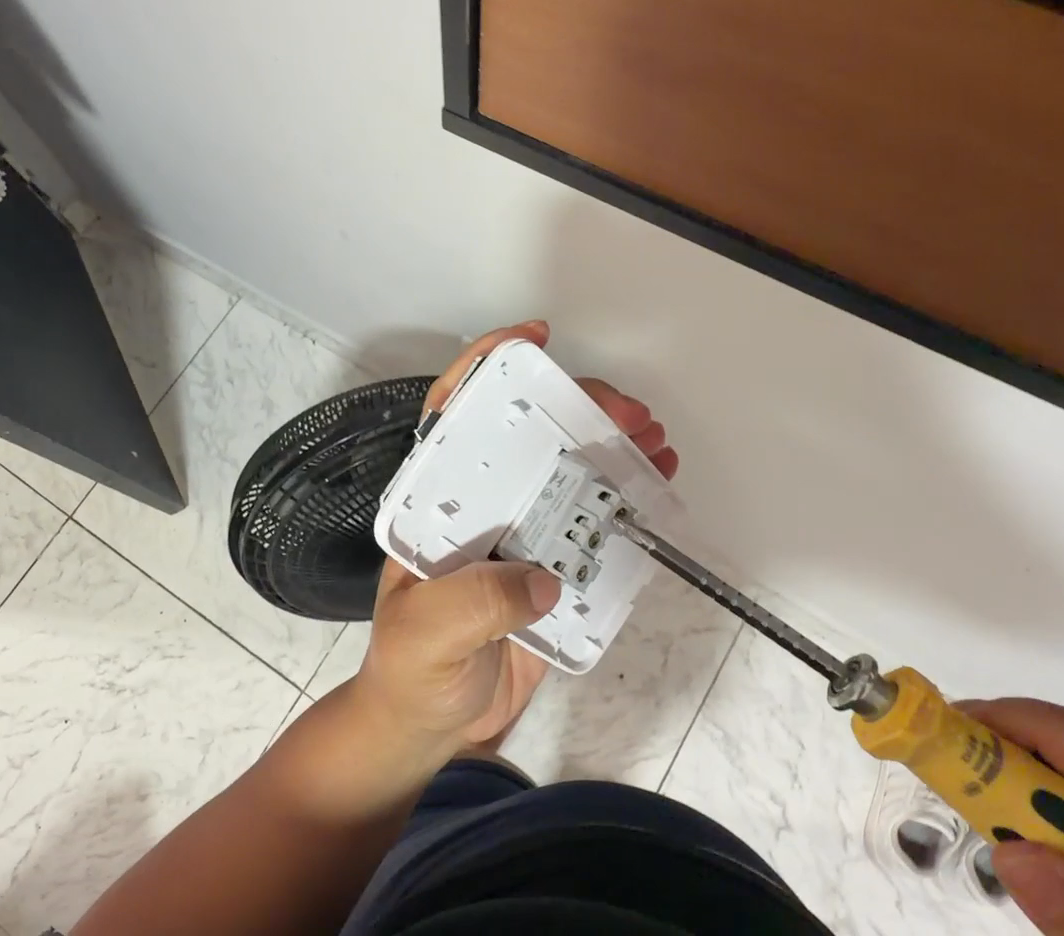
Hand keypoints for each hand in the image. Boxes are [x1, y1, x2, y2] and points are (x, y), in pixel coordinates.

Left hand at [351, 321, 678, 762]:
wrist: (432, 724)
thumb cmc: (410, 673)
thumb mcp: (426, 633)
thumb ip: (474, 601)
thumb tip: (541, 577)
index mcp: (434, 504)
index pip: (452, 413)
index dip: (486, 365)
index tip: (535, 339)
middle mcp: (477, 506)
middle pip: (525, 434)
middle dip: (578, 406)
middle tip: (629, 413)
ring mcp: (516, 534)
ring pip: (564, 469)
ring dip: (610, 446)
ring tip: (654, 441)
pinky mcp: (549, 569)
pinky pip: (589, 522)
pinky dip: (623, 500)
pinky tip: (651, 487)